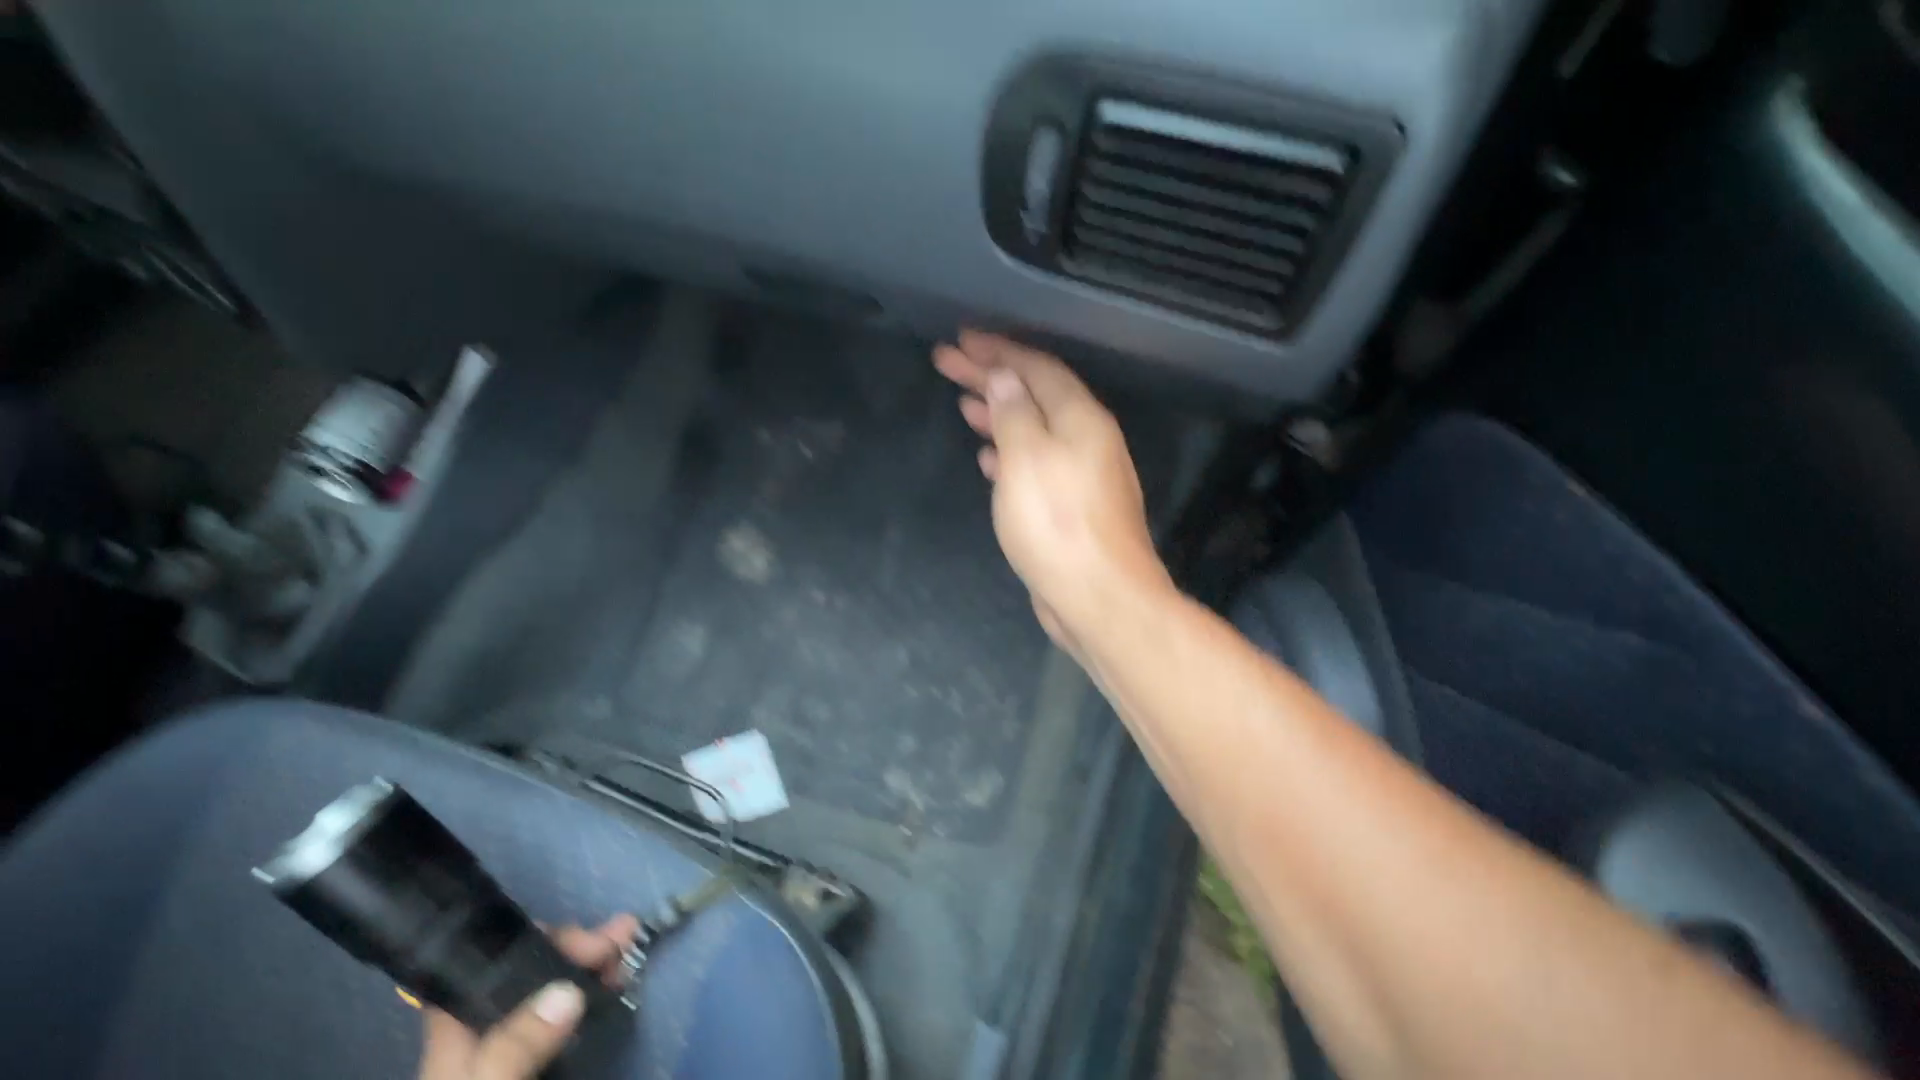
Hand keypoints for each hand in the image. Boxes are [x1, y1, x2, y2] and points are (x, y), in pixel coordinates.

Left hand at [417, 915, 639, 1079]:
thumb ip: (516, 1049)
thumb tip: (566, 992)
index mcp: (459, 1034)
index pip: (494, 963)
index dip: (544, 940)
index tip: (595, 939)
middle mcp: (482, 1038)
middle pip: (527, 976)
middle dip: (577, 951)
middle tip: (625, 938)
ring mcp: (506, 1061)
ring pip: (546, 1000)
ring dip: (586, 974)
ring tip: (625, 959)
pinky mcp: (530, 1075)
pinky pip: (558, 1031)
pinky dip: (585, 1008)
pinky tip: (607, 1000)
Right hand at [934, 330, 1170, 648]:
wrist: (1099, 597)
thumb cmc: (1057, 522)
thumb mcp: (1026, 458)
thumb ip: (1013, 413)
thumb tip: (1004, 378)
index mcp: (1081, 419)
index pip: (1036, 369)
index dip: (998, 351)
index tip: (960, 341)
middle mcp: (1087, 440)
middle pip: (1035, 396)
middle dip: (991, 378)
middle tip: (947, 363)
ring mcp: (1083, 476)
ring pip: (1035, 431)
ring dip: (999, 414)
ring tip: (964, 405)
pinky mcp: (1073, 509)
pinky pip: (1037, 466)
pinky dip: (1010, 455)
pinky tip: (988, 460)